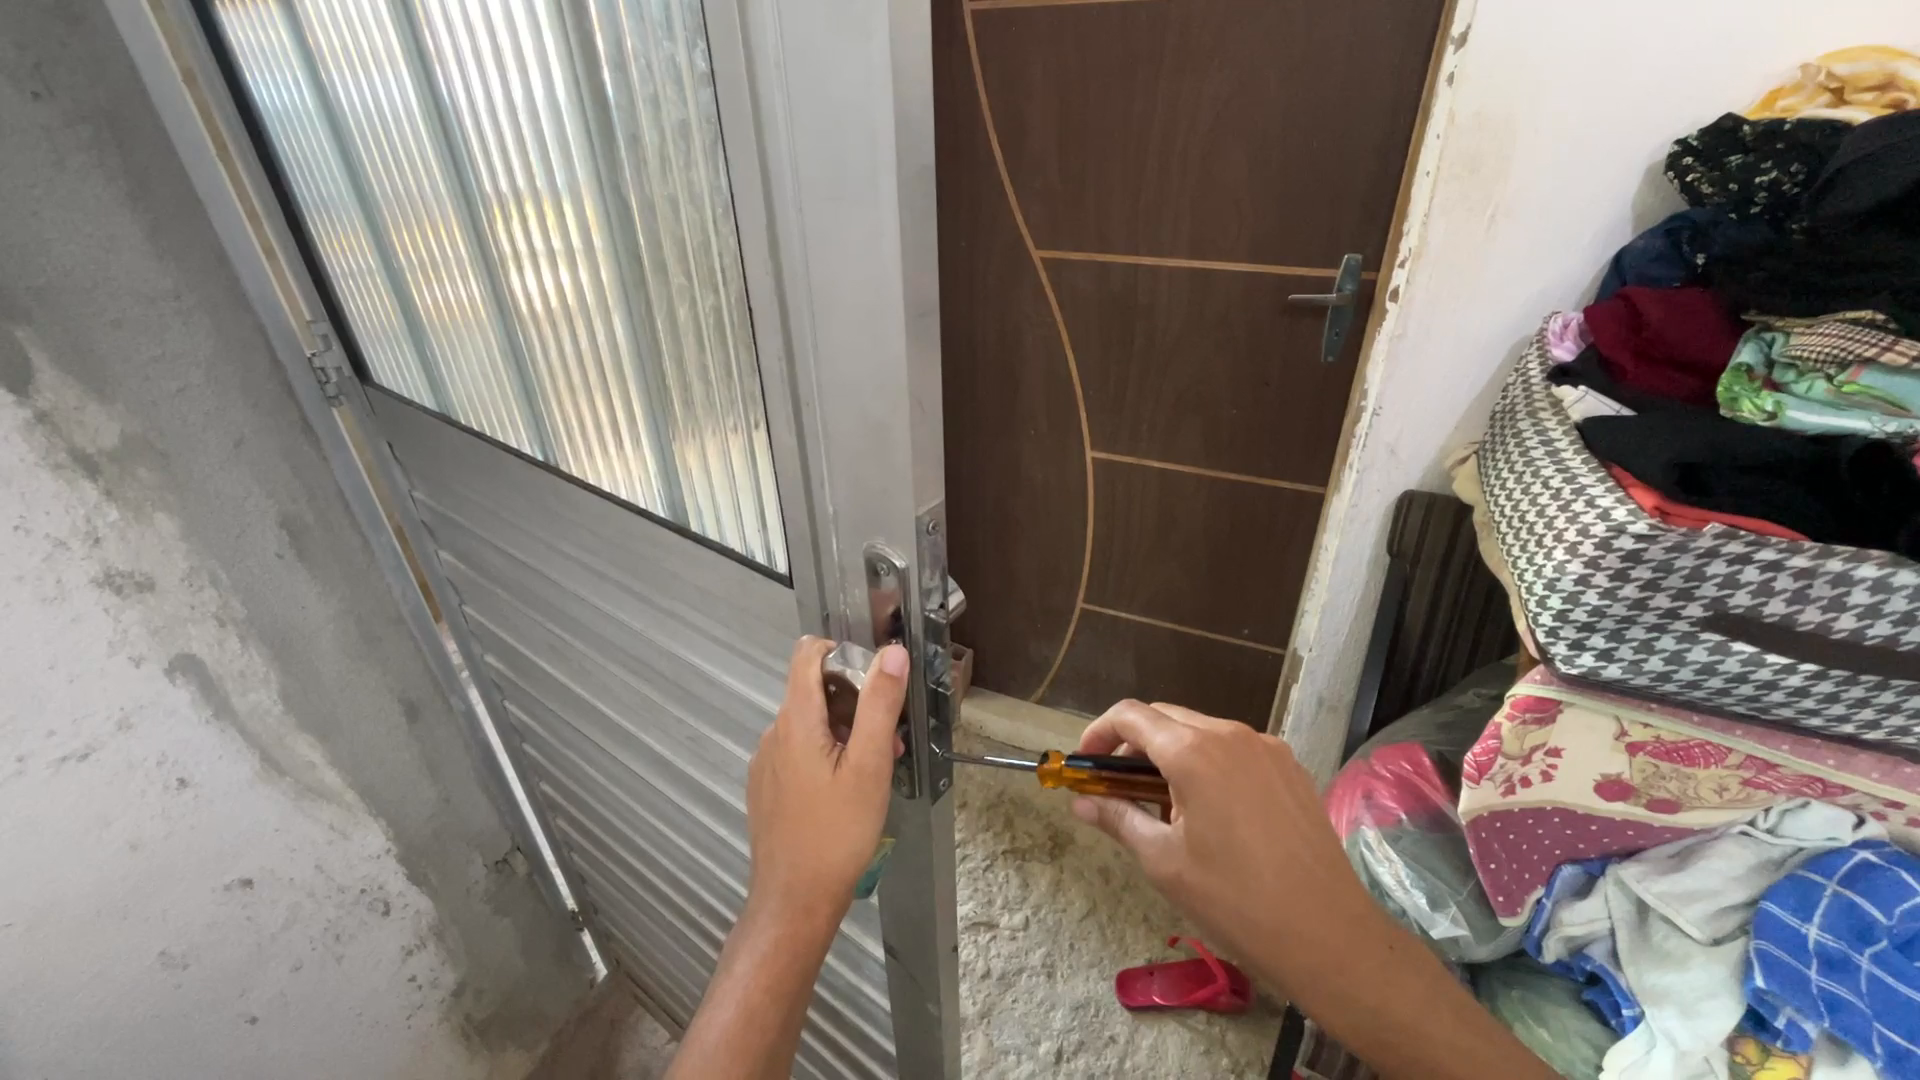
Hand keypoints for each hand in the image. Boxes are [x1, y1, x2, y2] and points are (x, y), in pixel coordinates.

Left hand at [745, 637, 907, 930]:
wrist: (795, 901)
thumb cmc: (837, 832)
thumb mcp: (870, 766)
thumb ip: (879, 704)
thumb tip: (890, 652)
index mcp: (795, 721)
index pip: (807, 653)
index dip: (841, 652)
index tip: (873, 680)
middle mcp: (773, 733)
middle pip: (813, 691)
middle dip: (855, 703)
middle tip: (887, 741)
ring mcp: (766, 762)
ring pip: (810, 725)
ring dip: (845, 734)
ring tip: (874, 772)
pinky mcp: (767, 787)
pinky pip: (798, 752)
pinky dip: (826, 756)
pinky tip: (847, 792)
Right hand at [1070, 701, 1384, 995]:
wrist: (1328, 935)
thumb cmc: (1234, 900)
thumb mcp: (1164, 861)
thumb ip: (1118, 818)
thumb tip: (1080, 802)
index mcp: (1193, 752)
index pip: (1130, 715)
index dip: (1099, 732)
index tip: (1087, 765)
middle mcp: (1230, 735)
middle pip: (1165, 718)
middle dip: (1133, 745)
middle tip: (1118, 789)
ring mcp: (1266, 748)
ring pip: (1202, 732)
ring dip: (1171, 754)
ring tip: (1165, 808)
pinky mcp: (1290, 768)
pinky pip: (1235, 750)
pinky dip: (1208, 764)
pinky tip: (1210, 812)